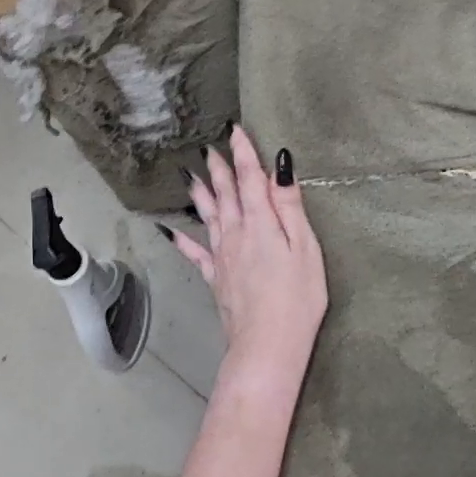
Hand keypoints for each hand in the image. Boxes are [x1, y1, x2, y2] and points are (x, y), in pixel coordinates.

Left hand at [172, 126, 327, 377]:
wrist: (266, 345)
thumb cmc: (297, 297)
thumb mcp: (305, 247)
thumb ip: (290, 206)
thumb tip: (279, 166)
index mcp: (261, 223)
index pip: (250, 179)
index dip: (244, 153)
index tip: (235, 130)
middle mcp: (236, 233)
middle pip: (226, 193)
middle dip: (220, 168)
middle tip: (210, 147)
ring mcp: (222, 257)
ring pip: (208, 216)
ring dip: (200, 193)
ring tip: (190, 174)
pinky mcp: (216, 279)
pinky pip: (195, 253)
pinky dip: (182, 239)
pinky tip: (170, 230)